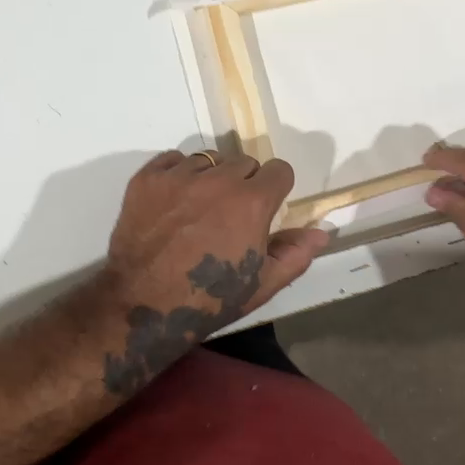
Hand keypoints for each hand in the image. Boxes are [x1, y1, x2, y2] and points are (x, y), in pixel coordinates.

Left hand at [97, 151, 328, 389]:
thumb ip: (295, 254)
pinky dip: (178, 174)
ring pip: (209, 159)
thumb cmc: (209, 300)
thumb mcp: (261, 285)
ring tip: (199, 210)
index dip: (275, 190)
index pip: (279, 170)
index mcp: (252, 201)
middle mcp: (218, 179)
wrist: (143, 305)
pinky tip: (174, 202)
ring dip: (211, 178)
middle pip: (244, 163)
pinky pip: (174, 159)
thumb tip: (321, 232)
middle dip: (244, 184)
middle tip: (230, 215)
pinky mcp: (148, 178)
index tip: (265, 209)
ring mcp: (180, 176)